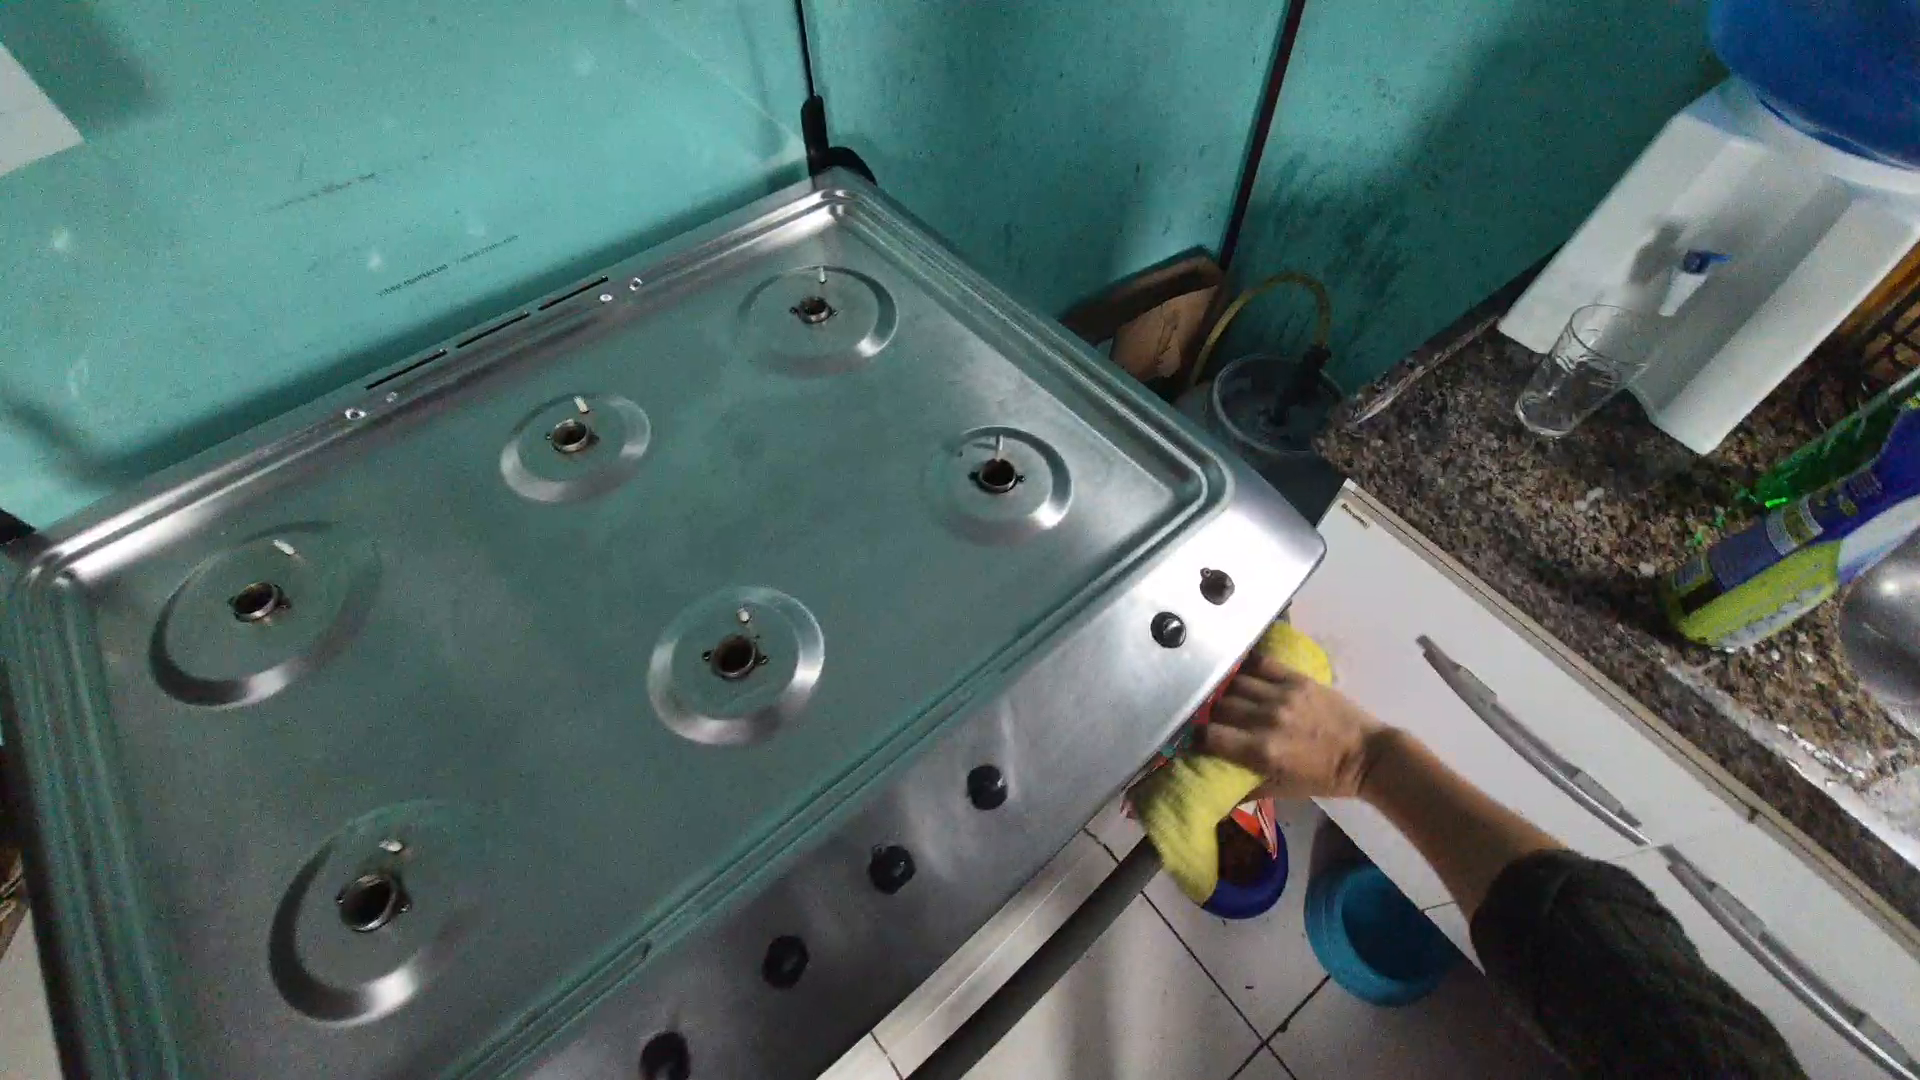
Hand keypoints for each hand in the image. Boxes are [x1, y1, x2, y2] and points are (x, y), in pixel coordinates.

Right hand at [1198, 653, 1389, 799]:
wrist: (1369, 756)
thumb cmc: (1325, 778)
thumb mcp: (1283, 791)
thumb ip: (1245, 787)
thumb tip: (1211, 789)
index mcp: (1262, 750)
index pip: (1210, 735)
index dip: (1196, 736)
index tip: (1195, 738)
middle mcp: (1266, 719)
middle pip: (1217, 706)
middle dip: (1209, 713)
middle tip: (1211, 718)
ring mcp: (1282, 695)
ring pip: (1233, 683)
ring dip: (1225, 691)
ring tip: (1226, 696)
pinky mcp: (1296, 679)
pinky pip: (1259, 664)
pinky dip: (1244, 667)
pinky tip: (1239, 673)